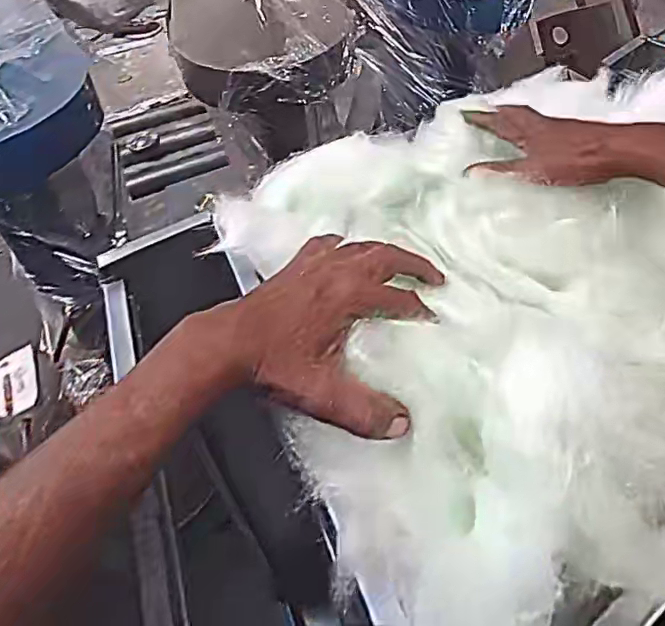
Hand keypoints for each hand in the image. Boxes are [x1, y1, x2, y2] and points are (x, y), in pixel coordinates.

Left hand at [215, 236, 442, 438]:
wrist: (230, 342)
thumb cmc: (274, 363)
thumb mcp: (321, 390)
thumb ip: (362, 409)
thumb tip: (401, 422)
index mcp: (349, 295)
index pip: (397, 297)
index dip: (418, 308)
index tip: (431, 317)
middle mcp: (338, 270)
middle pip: (387, 257)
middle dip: (415, 265)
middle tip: (434, 277)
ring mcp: (317, 262)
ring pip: (363, 245)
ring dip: (387, 252)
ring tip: (401, 261)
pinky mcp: (298, 263)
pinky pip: (330, 244)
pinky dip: (346, 245)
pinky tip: (346, 251)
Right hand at [462, 106, 657, 185]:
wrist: (615, 149)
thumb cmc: (577, 159)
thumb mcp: (534, 170)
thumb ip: (503, 170)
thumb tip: (473, 170)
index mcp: (526, 130)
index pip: (496, 122)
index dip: (479, 118)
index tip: (464, 113)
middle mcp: (539, 122)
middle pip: (511, 112)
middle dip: (495, 111)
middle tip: (483, 109)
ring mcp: (556, 125)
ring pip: (527, 114)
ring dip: (512, 113)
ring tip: (504, 115)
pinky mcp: (571, 130)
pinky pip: (541, 120)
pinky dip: (530, 121)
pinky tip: (536, 131)